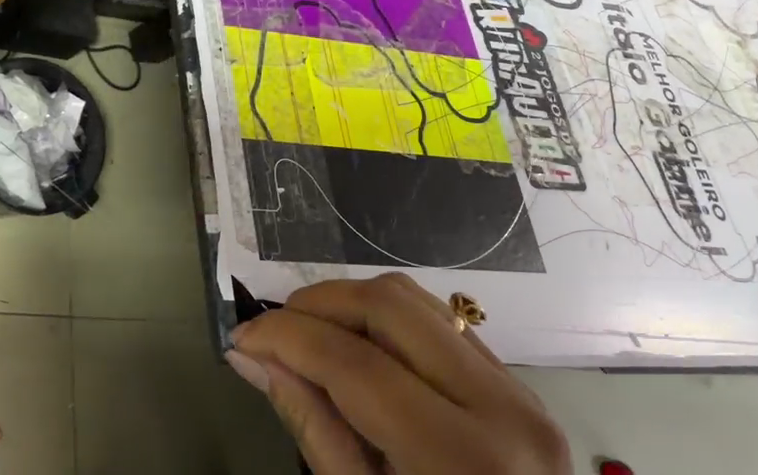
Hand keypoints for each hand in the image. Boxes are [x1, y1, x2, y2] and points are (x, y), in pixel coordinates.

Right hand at [227, 273, 570, 474]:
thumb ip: (311, 425)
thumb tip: (249, 355)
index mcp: (462, 457)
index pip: (354, 362)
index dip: (286, 337)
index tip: (240, 337)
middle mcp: (502, 408)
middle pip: (386, 307)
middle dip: (314, 305)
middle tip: (272, 332)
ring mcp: (518, 391)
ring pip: (411, 299)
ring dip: (346, 302)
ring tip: (309, 335)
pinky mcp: (516, 385)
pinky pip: (437, 319)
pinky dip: (381, 316)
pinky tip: (354, 344)